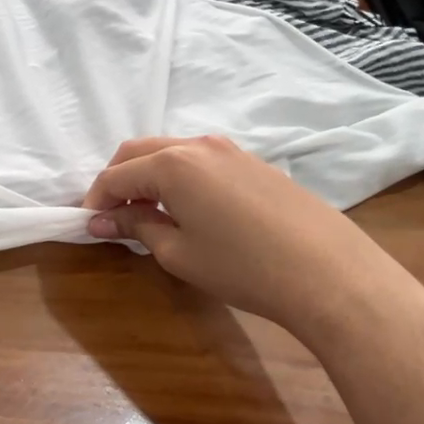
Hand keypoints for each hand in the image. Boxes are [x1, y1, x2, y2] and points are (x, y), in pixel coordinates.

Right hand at [82, 136, 423, 346]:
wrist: (334, 277)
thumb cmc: (244, 268)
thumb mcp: (177, 252)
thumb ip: (136, 227)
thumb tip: (102, 220)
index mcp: (171, 164)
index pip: (115, 175)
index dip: (96, 200)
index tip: (89, 226)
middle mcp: (197, 146)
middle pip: (138, 152)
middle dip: (117, 180)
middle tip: (112, 216)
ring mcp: (230, 151)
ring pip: (170, 151)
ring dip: (148, 176)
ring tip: (149, 214)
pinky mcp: (256, 164)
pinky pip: (200, 160)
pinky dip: (179, 177)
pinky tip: (188, 210)